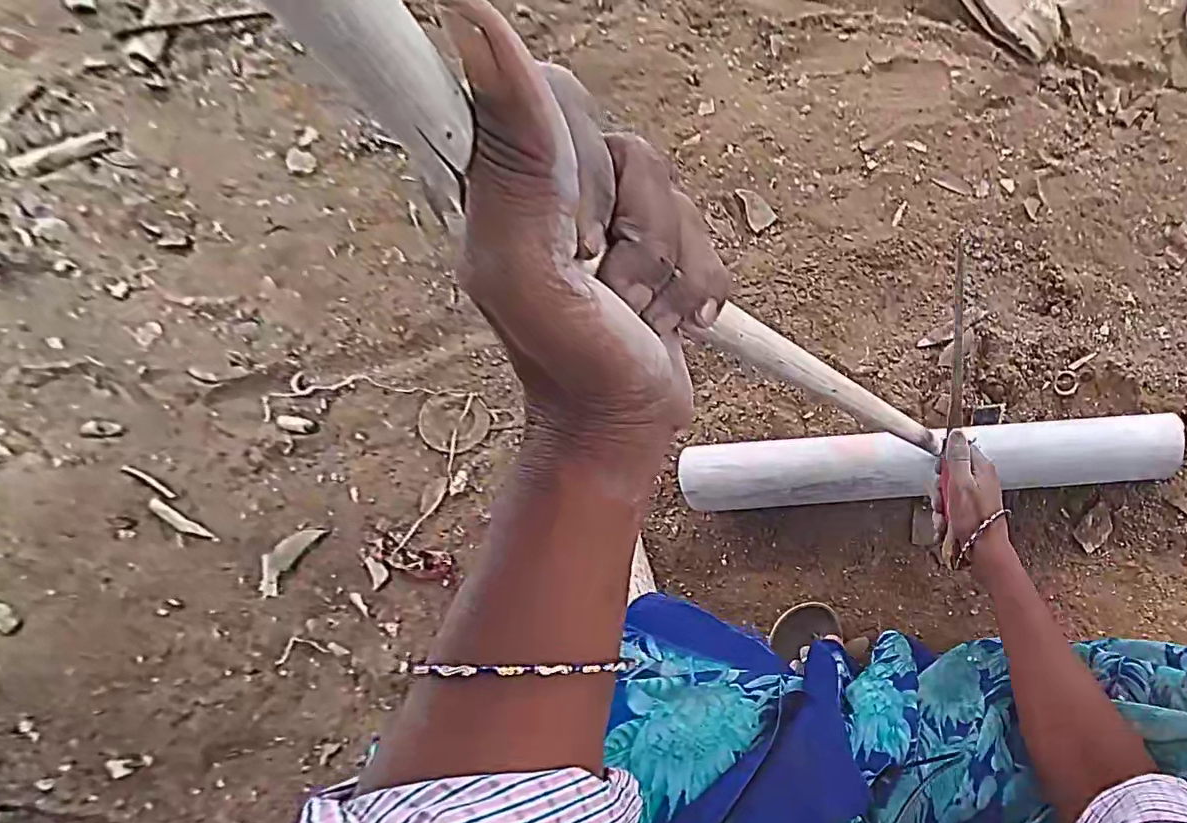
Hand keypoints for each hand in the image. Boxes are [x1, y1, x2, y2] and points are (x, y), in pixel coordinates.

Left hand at [443, 0, 727, 451]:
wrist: (624, 418)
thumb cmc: (572, 364)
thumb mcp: (531, 269)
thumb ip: (514, 160)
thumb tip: (477, 23)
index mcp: (504, 174)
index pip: (551, 96)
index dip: (579, 161)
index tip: (578, 233)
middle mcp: (560, 183)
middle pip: (633, 151)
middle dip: (638, 234)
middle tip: (606, 283)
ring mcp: (616, 216)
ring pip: (678, 198)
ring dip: (670, 270)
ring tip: (639, 310)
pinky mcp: (660, 246)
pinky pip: (708, 239)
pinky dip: (699, 287)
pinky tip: (673, 316)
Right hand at [935, 430, 1009, 567]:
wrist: (984, 552)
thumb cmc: (975, 520)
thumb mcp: (961, 483)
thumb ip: (957, 457)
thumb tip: (956, 433)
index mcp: (982, 469)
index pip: (960, 450)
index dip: (945, 460)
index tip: (940, 471)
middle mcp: (980, 482)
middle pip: (950, 474)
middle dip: (940, 489)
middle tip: (942, 499)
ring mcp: (975, 499)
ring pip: (947, 494)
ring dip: (941, 507)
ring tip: (945, 518)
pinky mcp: (970, 514)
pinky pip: (950, 511)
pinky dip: (945, 519)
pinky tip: (947, 527)